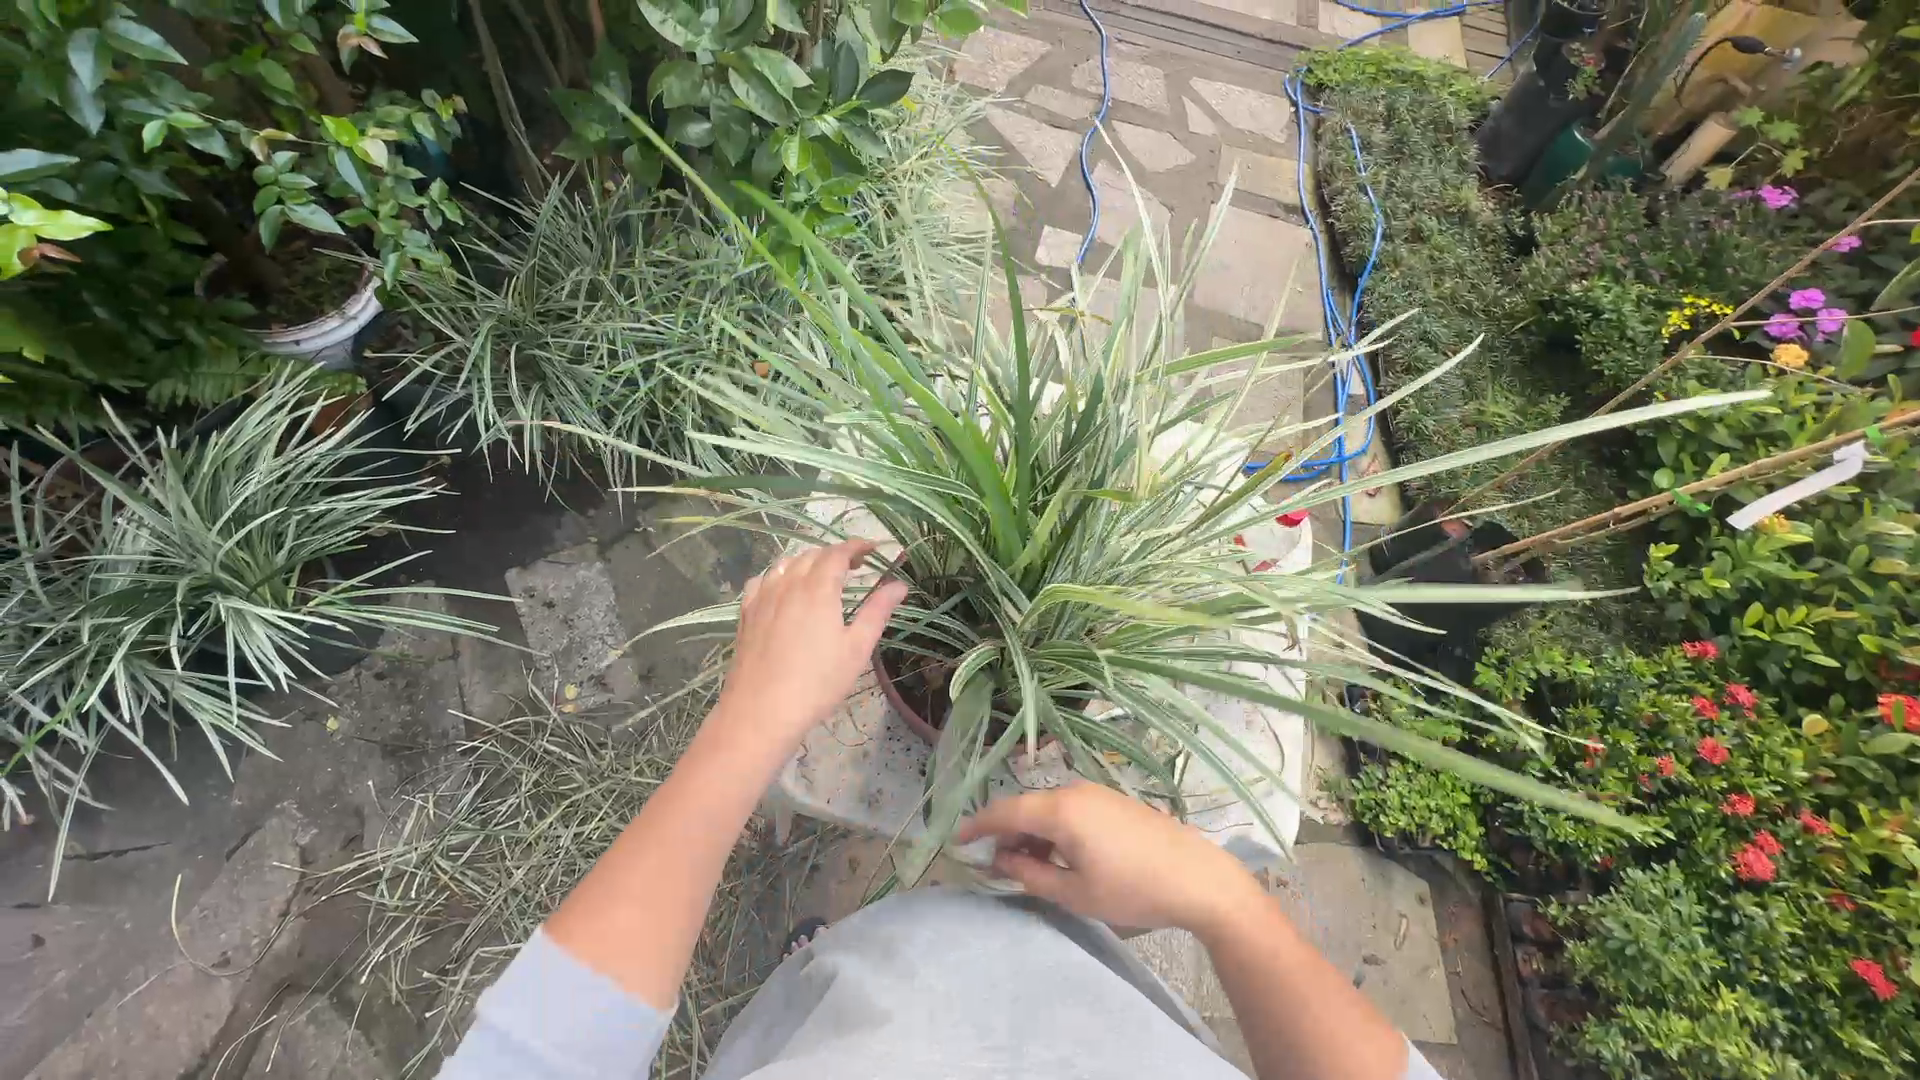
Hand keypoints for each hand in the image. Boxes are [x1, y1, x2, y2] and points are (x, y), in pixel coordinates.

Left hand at [713, 539, 906, 748]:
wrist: (761, 711)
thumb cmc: (817, 683)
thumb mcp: (857, 648)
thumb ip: (877, 611)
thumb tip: (899, 585)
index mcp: (818, 589)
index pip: (838, 553)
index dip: (857, 546)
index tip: (873, 548)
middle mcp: (788, 585)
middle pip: (812, 555)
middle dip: (835, 554)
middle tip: (855, 567)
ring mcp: (763, 598)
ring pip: (785, 564)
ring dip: (807, 562)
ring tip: (821, 576)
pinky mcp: (746, 614)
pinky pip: (762, 580)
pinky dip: (778, 575)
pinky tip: (783, 589)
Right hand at [954, 784, 1267, 938]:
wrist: (1198, 878)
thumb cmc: (1132, 888)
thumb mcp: (1075, 892)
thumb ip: (1031, 875)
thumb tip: (1001, 860)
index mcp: (1060, 809)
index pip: (1005, 811)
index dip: (977, 825)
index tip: (956, 841)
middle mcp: (1074, 790)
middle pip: (1026, 807)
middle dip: (1005, 834)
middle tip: (993, 866)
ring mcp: (1097, 792)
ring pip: (1049, 808)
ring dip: (1032, 834)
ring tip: (1027, 868)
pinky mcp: (1114, 800)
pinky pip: (1070, 809)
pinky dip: (1054, 830)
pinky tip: (1060, 858)